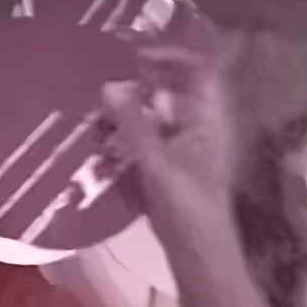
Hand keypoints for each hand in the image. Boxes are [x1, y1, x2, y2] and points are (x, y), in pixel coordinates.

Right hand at [102, 36, 247, 223]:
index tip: (135, 51)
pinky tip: (100, 129)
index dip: (172, 54)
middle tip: (107, 68)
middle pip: (175, 86)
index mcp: (208, 121)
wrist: (199, 254)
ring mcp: (183, 143)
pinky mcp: (168, 160)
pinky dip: (126, 124)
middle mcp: (199, 125)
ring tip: (98, 96)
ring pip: (157, 108)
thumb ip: (132, 122)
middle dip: (142, 75)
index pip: (200, 71)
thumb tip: (109, 84)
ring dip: (130, 100)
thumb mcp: (156, 162)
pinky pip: (146, 130)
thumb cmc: (187, 207)